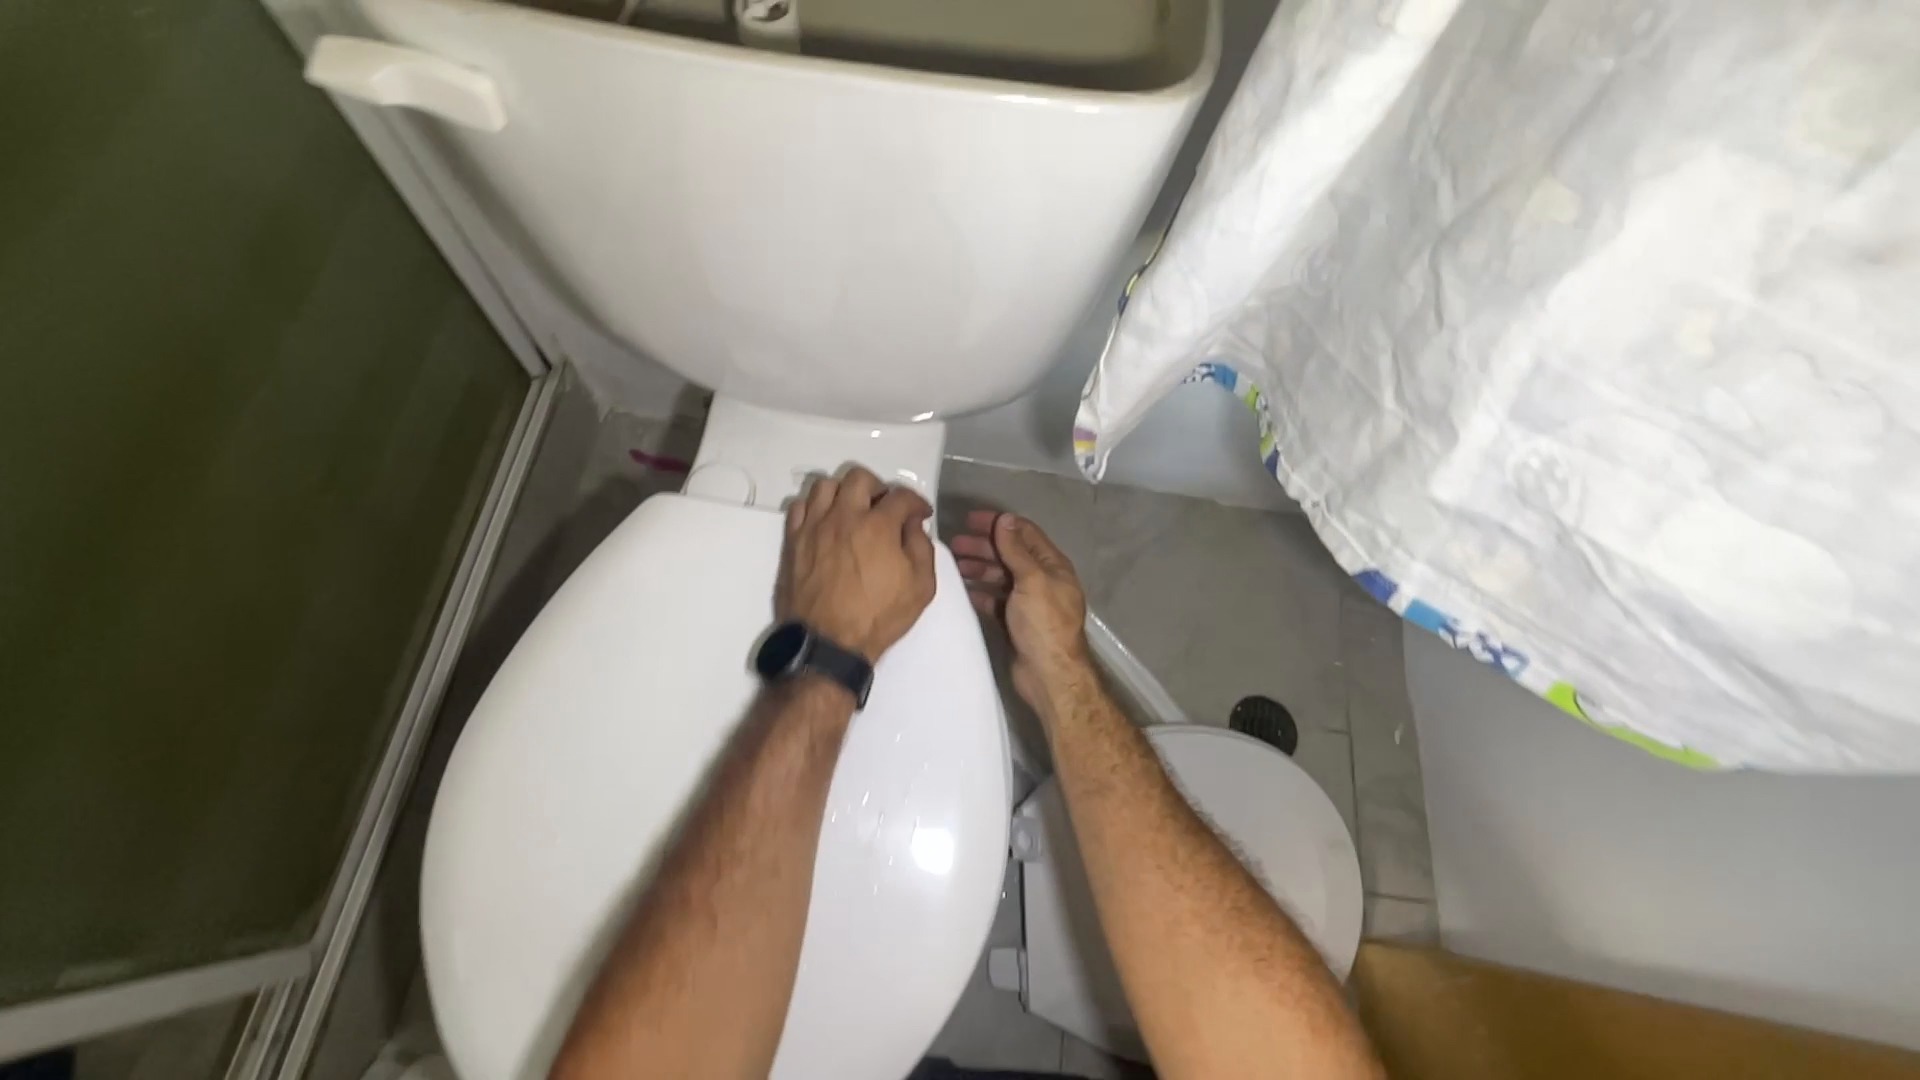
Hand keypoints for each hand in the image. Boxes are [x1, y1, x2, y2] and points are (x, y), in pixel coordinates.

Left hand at [778, 466, 936, 661]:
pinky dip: (815, 506)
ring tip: (853, 511)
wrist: (828, 643)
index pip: (901, 495)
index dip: (916, 502)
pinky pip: (800, 506)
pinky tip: (826, 522)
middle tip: (884, 508)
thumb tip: (913, 525)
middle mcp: (844, 516)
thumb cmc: (878, 617)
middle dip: (879, 487)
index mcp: (878, 526)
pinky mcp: (793, 540)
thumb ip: (921, 548)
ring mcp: (814, 526)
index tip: (920, 514)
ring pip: (825, 485)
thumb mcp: (920, 588)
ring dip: (844, 492)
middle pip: (860, 477)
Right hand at [953, 511, 1094, 722]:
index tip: (970, 520)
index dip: (999, 524)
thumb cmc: (1044, 623)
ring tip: (954, 565)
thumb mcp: (1032, 580)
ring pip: (1000, 577)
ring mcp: (1028, 602)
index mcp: (1052, 565)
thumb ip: (1016, 550)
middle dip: (984, 546)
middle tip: (954, 544)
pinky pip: (995, 600)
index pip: (1024, 534)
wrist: (1049, 674)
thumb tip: (1006, 519)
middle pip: (1010, 554)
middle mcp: (1041, 580)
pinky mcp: (1015, 621)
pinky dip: (980, 593)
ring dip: (979, 568)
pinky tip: (963, 590)